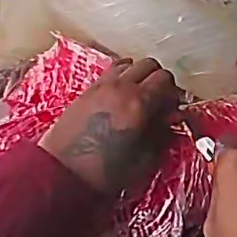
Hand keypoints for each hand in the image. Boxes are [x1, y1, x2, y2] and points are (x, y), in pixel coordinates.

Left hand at [39, 57, 182, 194]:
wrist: (63, 173)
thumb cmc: (106, 172)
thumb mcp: (144, 159)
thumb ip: (162, 134)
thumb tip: (170, 120)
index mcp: (139, 103)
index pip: (165, 80)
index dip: (173, 93)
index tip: (172, 109)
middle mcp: (121, 87)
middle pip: (149, 65)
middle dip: (158, 80)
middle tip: (158, 100)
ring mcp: (101, 85)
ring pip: (128, 64)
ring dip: (138, 75)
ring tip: (138, 96)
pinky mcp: (86, 90)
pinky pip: (110, 72)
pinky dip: (120, 77)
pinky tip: (119, 97)